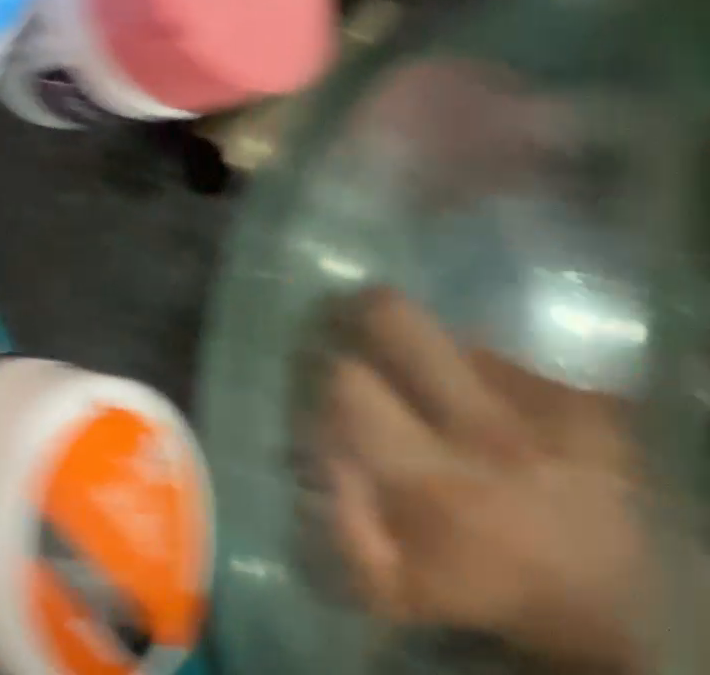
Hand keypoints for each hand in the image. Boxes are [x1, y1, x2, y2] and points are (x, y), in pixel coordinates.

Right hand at [313, 288, 643, 670]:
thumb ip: (337, 515)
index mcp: (430, 473)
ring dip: (429, 353)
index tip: (317, 378)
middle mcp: (487, 428)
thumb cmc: (476, 592)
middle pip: (401, 319)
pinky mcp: (589, 404)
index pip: (347, 379)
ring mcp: (546, 408)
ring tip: (426, 383)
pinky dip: (483, 374)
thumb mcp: (384, 582)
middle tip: (346, 318)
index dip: (320, 368)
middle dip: (361, 311)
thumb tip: (320, 448)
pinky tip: (481, 403)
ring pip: (454, 335)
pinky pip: (510, 361)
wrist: (610, 615)